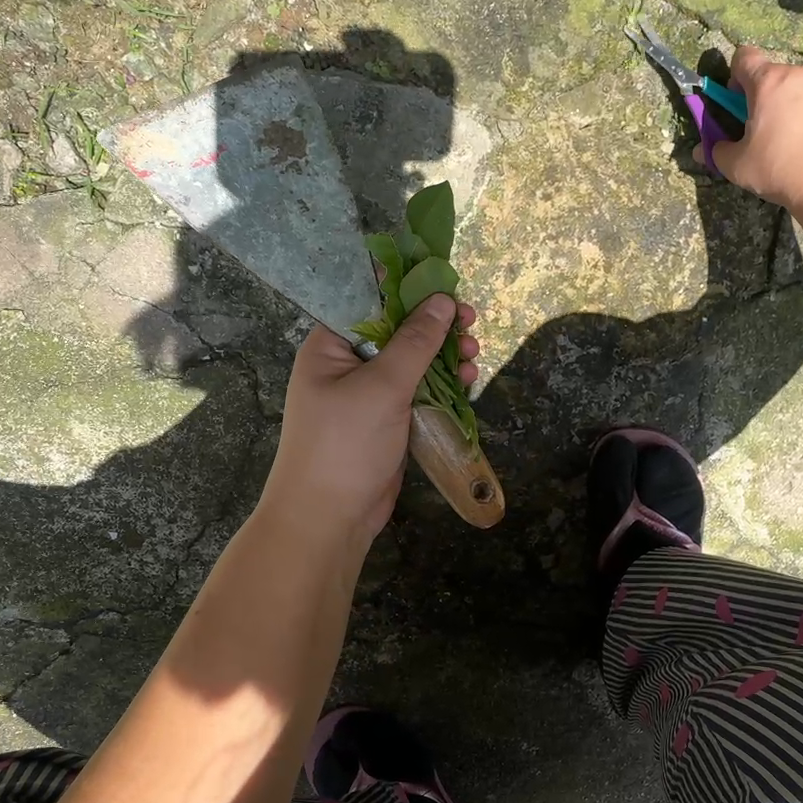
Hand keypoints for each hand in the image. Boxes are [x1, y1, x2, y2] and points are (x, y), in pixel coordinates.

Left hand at [257, 294, 480, 545]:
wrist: (329, 517)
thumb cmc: (345, 444)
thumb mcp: (382, 386)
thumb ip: (415, 341)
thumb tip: (443, 300)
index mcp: (331, 345)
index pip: (370, 300)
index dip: (409, 289)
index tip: (447, 285)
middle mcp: (348, 364)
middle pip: (399, 329)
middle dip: (436, 326)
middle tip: (471, 321)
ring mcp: (369, 394)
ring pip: (414, 361)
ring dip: (445, 355)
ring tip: (474, 354)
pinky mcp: (388, 419)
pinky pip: (419, 390)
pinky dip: (444, 383)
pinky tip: (468, 380)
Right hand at [697, 45, 802, 218]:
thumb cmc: (781, 169)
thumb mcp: (739, 167)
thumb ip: (718, 153)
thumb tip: (702, 151)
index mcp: (768, 82)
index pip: (744, 57)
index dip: (736, 76)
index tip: (737, 103)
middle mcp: (799, 74)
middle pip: (774, 75)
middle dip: (765, 97)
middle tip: (764, 132)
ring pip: (800, 89)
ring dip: (791, 106)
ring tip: (794, 142)